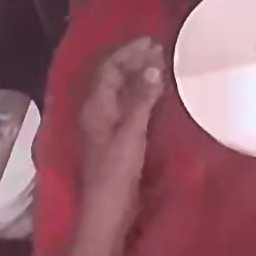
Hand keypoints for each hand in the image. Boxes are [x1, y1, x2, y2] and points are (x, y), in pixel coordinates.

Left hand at [75, 37, 165, 235]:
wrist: (107, 212)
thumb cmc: (116, 172)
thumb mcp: (131, 134)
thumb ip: (141, 100)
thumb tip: (153, 67)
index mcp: (95, 105)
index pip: (110, 68)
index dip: (129, 52)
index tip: (152, 42)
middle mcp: (96, 110)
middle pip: (113, 76)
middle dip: (134, 60)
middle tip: (159, 50)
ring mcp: (104, 124)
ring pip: (120, 90)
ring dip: (137, 75)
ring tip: (159, 64)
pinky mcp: (114, 137)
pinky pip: (126, 104)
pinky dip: (139, 93)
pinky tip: (154, 93)